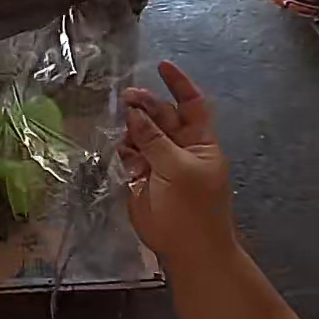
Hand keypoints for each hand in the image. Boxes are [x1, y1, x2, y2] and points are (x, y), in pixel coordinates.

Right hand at [119, 61, 236, 261]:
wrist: (190, 252)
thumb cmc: (194, 209)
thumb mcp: (177, 168)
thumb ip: (154, 139)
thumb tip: (135, 111)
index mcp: (199, 142)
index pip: (191, 104)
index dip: (179, 84)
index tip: (162, 66)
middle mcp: (179, 148)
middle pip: (161, 117)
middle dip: (146, 105)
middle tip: (126, 98)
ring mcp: (159, 164)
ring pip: (142, 135)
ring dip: (132, 127)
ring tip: (122, 125)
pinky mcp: (141, 180)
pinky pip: (130, 156)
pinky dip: (123, 149)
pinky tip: (119, 146)